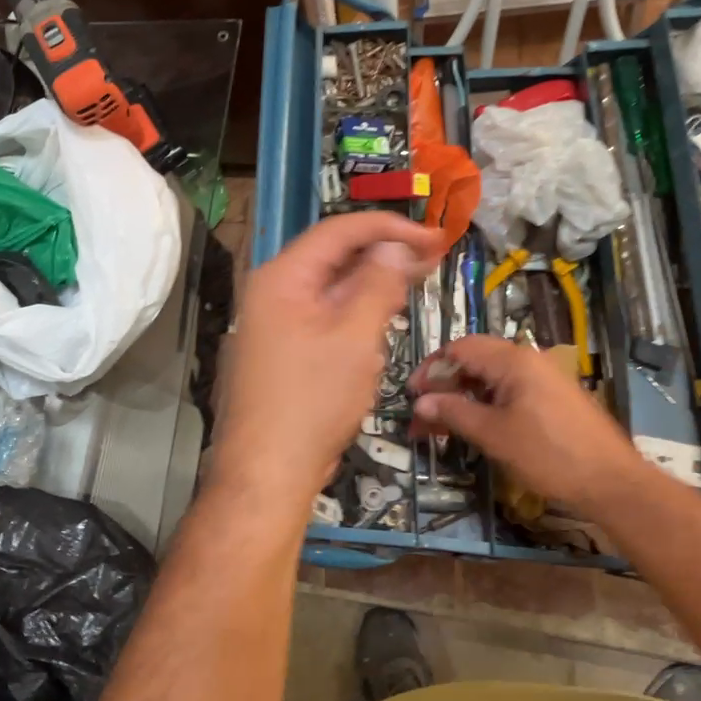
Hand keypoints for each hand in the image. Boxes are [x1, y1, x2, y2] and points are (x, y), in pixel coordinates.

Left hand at [207, 212, 438, 503]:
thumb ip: (378, 284)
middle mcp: (272, 290)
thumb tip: (396, 245)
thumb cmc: (312, 401)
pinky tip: (383, 319)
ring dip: (372, 283)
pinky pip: (324, 316)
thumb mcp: (355, 337)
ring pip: (330, 288)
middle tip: (433, 257)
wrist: (267, 472)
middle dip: (383, 254)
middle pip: (333, 256)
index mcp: (282, 276)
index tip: (434, 236)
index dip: (389, 228)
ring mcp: (274, 322)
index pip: (338, 230)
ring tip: (416, 281)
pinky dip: (355, 312)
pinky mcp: (283, 349)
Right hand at [409, 335, 649, 512]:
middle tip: (423, 414)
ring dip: (463, 397)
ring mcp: (543, 378)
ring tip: (443, 426)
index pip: (459, 349)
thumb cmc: (549, 454)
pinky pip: (509, 390)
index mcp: (512, 360)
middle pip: (474, 360)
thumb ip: (454, 413)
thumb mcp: (494, 435)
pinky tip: (476, 426)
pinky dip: (486, 404)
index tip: (412, 395)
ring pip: (491, 378)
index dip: (431, 369)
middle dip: (444, 385)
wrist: (613, 483)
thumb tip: (420, 403)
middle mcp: (528, 360)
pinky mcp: (553, 398)